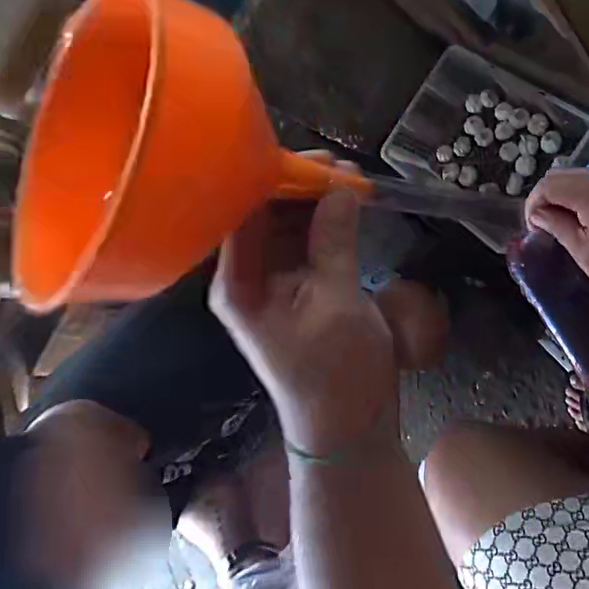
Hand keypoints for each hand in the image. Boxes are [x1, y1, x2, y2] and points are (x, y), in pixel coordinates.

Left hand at [210, 183, 397, 452]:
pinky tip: (348, 209)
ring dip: (316, 205)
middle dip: (299, 189)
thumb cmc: (335, 371)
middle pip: (263, 217)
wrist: (348, 427)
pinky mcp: (300, 292)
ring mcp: (274, 286)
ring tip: (351, 181)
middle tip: (341, 167)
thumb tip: (342, 188)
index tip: (318, 161)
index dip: (275, 180)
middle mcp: (247, 279)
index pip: (244, 215)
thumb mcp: (337, 301)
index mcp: (237, 284)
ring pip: (288, 229)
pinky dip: (327, 227)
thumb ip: (334, 241)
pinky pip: (307, 247)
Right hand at [523, 168, 588, 300]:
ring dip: (562, 198)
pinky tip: (583, 223)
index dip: (533, 206)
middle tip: (545, 230)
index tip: (534, 232)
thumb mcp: (587, 253)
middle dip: (545, 199)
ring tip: (563, 228)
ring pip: (575, 178)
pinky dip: (579, 198)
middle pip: (559, 176)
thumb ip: (559, 227)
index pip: (546, 185)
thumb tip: (538, 213)